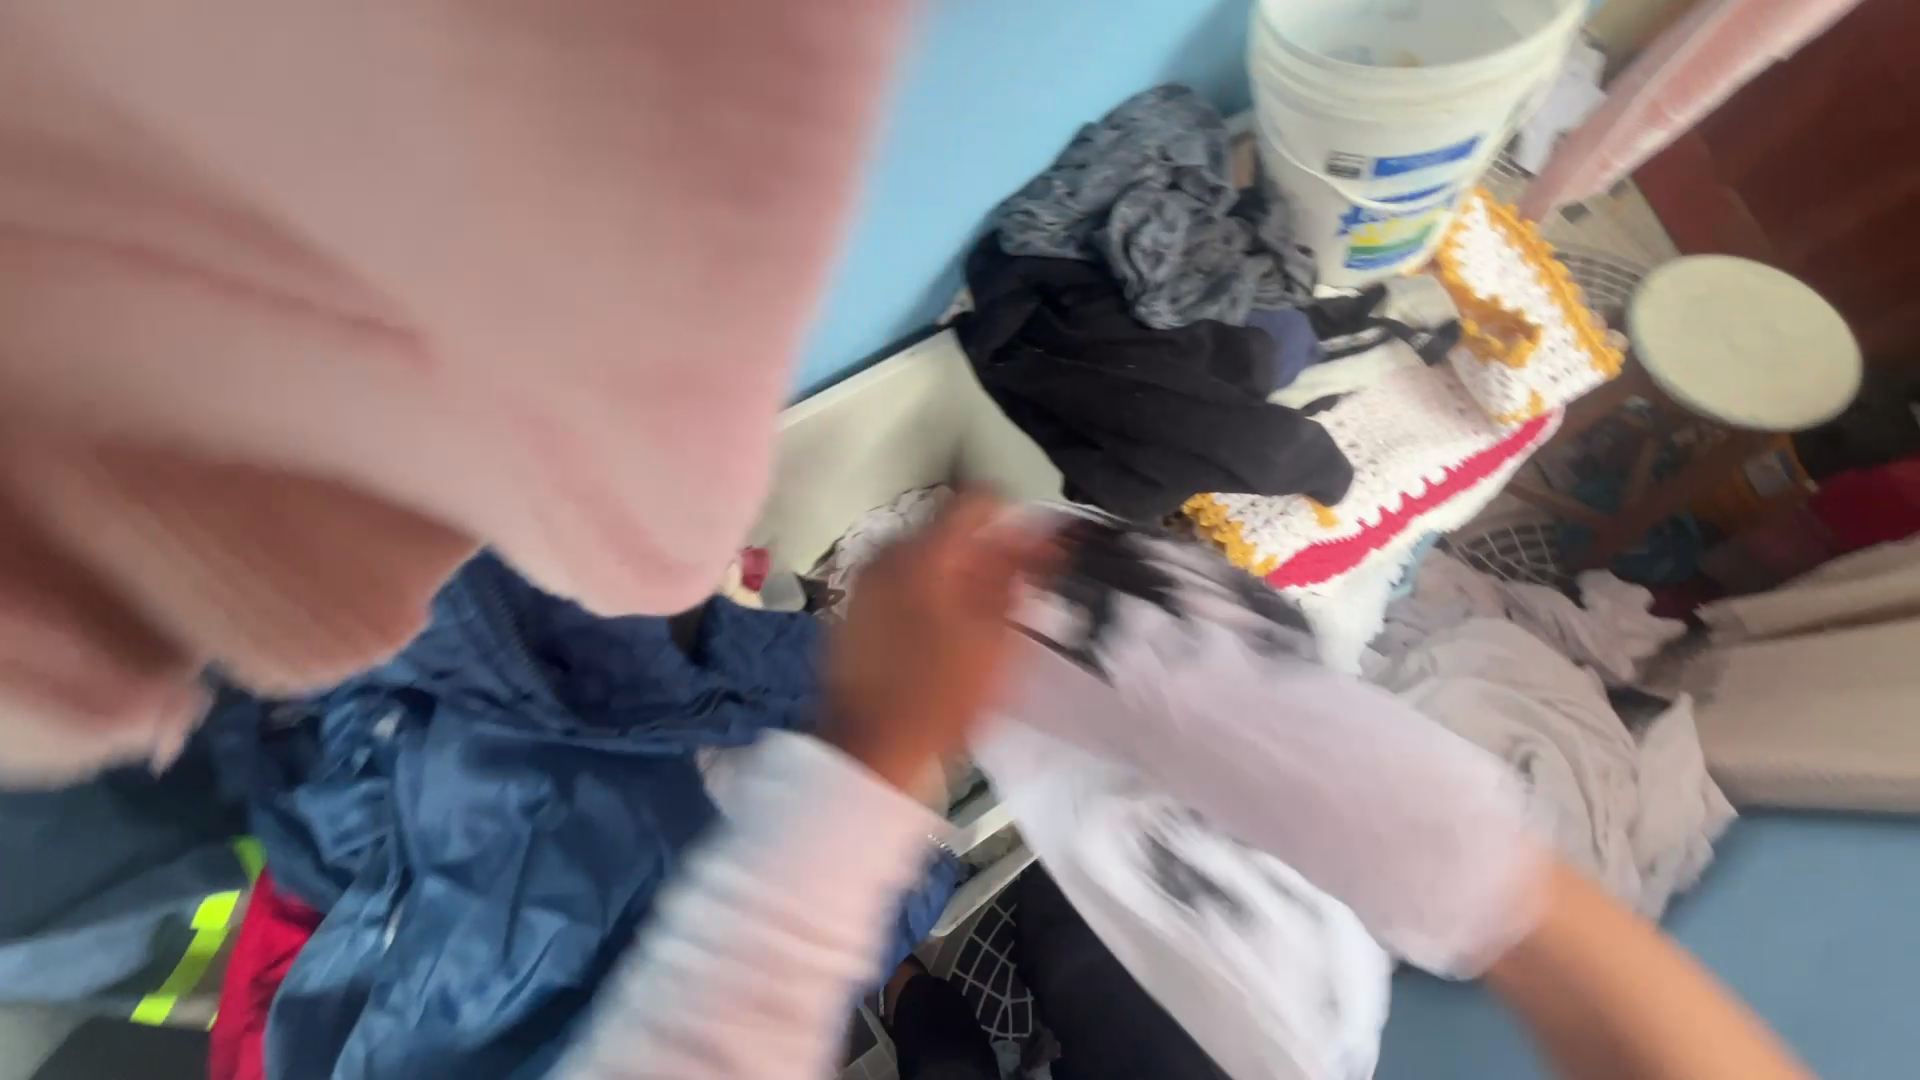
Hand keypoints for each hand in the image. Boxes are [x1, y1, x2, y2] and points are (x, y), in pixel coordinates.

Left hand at [823, 494, 1054, 789]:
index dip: (1017, 522)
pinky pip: (905, 584)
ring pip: (929, 559)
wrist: (872, 752)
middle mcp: (886, 555)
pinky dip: (933, 594)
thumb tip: (1045, 537)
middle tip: (1020, 592)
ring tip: (988, 620)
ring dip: (964, 576)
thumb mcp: (997, 637)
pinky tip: (951, 633)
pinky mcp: (856, 610)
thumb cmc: (940, 697)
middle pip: (952, 530)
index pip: (979, 501)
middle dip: (991, 554)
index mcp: (921, 552)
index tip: (1039, 553)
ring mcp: (865, 583)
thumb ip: (1021, 575)